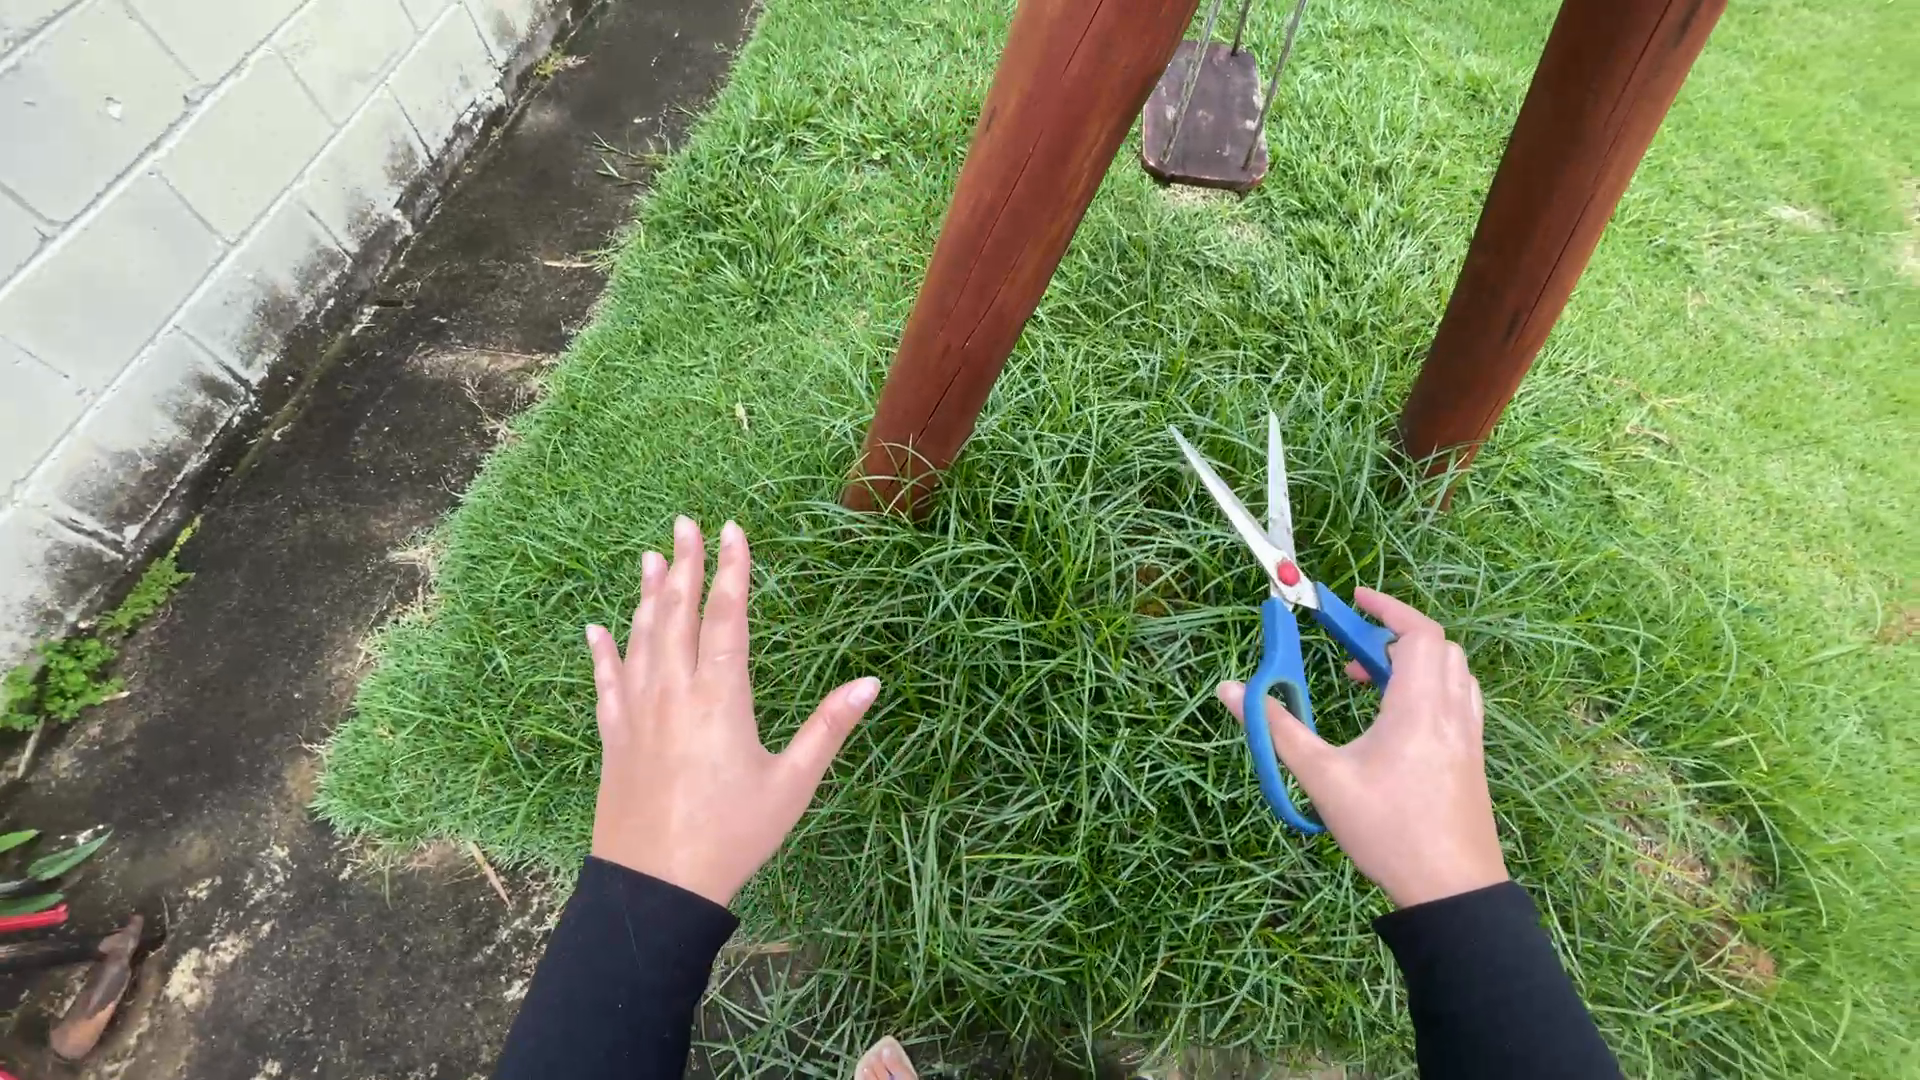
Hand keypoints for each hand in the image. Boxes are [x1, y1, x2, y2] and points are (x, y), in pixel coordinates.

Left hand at [585, 516, 881, 906]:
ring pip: (641, 639)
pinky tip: (595, 628)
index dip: (732, 569)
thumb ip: (830, 727)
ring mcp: (637, 713)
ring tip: (650, 556)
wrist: (654, 892)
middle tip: (683, 521)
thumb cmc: (733, 835)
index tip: (733, 529)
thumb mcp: (793, 783)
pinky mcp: (614, 738)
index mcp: (721, 697)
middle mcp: (674, 692)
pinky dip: (602, 652)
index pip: (728, 616)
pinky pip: (606, 684)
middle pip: (678, 614)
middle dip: (684, 564)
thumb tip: (872, 682)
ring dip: (647, 595)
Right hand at [1217, 587, 1507, 907]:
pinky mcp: (1472, 758)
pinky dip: (1430, 685)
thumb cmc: (1385, 829)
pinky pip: (1459, 699)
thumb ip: (1275, 727)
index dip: (1388, 607)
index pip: (1419, 635)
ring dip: (1414, 660)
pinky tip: (1397, 715)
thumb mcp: (1321, 776)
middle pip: (1439, 647)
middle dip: (1393, 633)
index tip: (1352, 599)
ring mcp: (1469, 737)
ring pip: (1453, 673)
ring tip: (1369, 680)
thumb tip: (1230, 689)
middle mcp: (1452, 714)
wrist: (1453, 893)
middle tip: (1352, 648)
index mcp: (1419, 709)